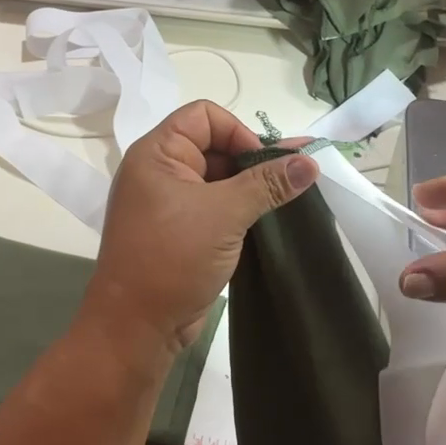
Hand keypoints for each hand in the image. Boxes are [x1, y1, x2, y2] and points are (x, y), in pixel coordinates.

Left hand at [84, 101, 317, 361]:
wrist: (136, 327)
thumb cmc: (172, 258)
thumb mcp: (224, 215)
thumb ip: (267, 184)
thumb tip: (309, 163)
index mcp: (157, 154)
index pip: (204, 116)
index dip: (238, 132)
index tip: (263, 165)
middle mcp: (159, 171)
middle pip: (213, 145)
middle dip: (252, 160)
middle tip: (291, 179)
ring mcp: (168, 203)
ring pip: (217, 179)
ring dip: (251, 186)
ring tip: (291, 196)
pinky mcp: (180, 231)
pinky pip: (215, 206)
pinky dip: (241, 208)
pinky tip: (272, 217)